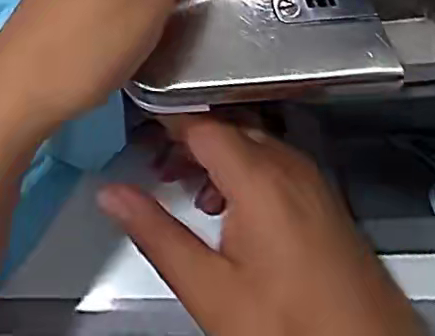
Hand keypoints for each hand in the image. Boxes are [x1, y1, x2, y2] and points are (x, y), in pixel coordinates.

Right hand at [97, 115, 422, 335]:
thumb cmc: (295, 328)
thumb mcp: (210, 290)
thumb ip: (155, 234)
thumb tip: (112, 195)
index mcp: (258, 175)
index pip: (198, 122)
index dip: (163, 120)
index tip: (137, 126)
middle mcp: (287, 164)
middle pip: (223, 127)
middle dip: (184, 140)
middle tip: (155, 163)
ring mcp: (309, 178)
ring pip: (248, 141)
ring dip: (212, 155)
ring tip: (186, 187)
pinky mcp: (322, 196)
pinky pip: (272, 160)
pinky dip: (241, 169)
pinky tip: (229, 208)